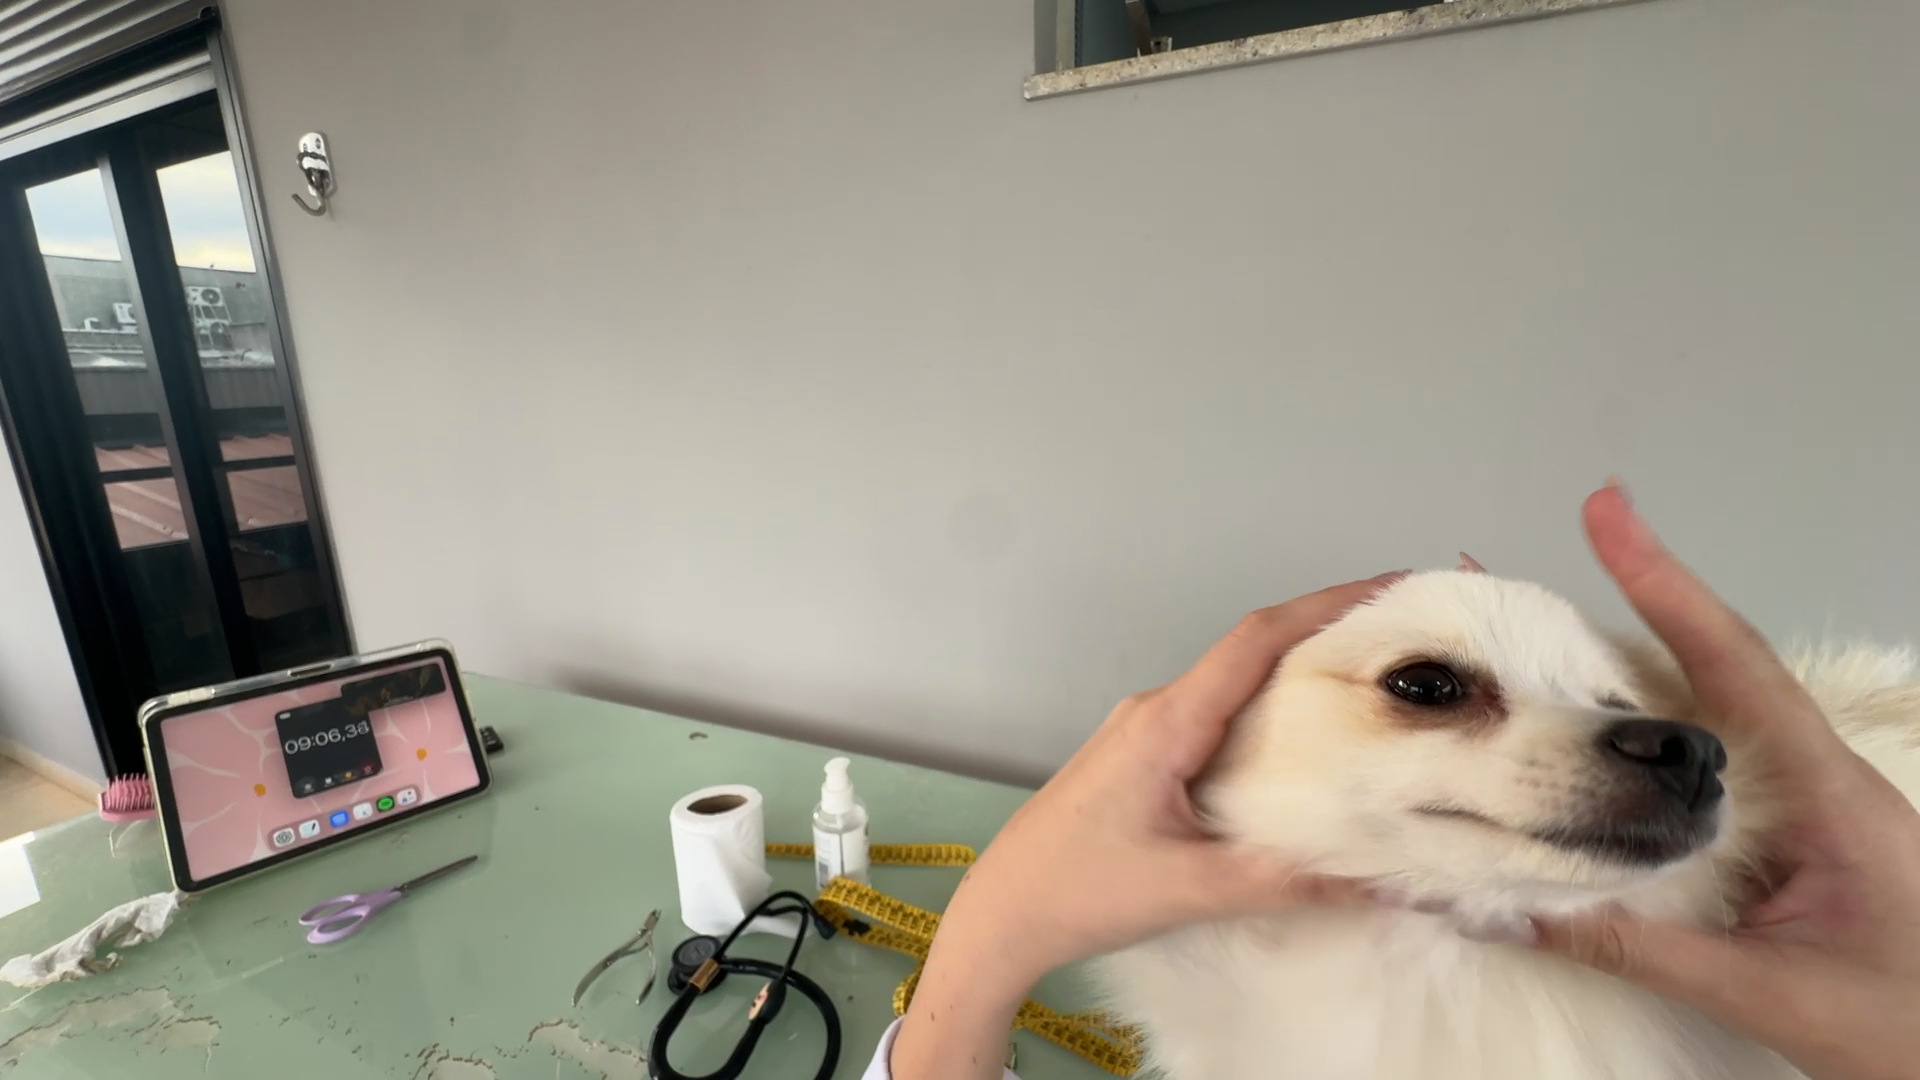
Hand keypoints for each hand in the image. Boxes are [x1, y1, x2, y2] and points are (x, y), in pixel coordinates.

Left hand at [890, 575, 1396, 1079]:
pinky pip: (1211, 716)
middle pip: (1247, 654)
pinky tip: (1300, 748)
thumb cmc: (1082, 888)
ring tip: (1369, 691)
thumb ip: (1287, 879)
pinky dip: (1262, 715)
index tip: (1386, 590)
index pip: (1253, 642)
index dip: (1322, 607)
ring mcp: (1145, 728)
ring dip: (1293, 678)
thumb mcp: (1193, 888)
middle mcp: (1155, 710)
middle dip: (1323, 638)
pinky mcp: (1142, 753)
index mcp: (1166, 722)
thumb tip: (1384, 874)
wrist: (1009, 902)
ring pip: (1230, 686)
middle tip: (1403, 646)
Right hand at [1530, 485, 1919, 1079]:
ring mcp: (1777, 794)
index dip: (1663, 581)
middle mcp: (1793, 771)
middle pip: (1687, 659)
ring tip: (1506, 627)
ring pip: (1672, 703)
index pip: (1727, 660)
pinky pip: (1670, 751)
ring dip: (1590, 656)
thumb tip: (1502, 908)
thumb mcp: (1786, 1000)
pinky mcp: (1759, 824)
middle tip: (1498, 574)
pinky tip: (1559, 718)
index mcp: (1817, 789)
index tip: (1607, 510)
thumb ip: (1644, 948)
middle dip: (1602, 599)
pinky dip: (1606, 715)